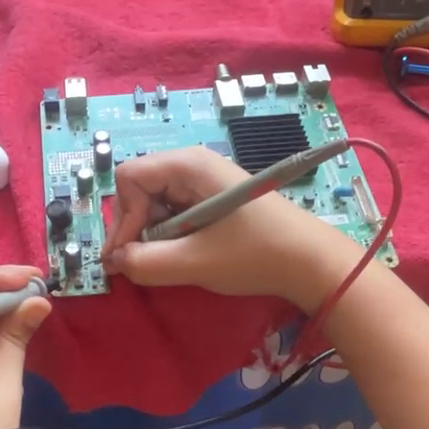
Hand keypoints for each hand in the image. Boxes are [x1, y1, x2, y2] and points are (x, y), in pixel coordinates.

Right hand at [104, 148, 360, 309]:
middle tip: (141, 263)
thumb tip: (115, 262)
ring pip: (155, 203)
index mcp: (188, 165)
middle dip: (135, 226)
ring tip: (170, 260)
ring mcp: (204, 181)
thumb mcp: (196, 262)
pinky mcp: (212, 200)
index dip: (123, 217)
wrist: (313, 262)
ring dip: (153, 234)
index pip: (129, 177)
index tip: (129, 254)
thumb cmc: (256, 254)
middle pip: (139, 188)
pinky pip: (174, 211)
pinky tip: (186, 254)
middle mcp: (192, 165)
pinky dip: (170, 235)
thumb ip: (147, 262)